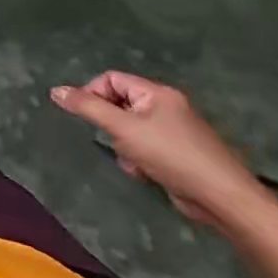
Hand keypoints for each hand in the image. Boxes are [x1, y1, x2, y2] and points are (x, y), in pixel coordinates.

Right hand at [50, 71, 269, 225]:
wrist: (221, 198)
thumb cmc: (170, 155)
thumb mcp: (122, 128)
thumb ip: (87, 107)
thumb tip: (55, 90)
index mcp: (156, 93)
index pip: (112, 79)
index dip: (93, 93)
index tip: (86, 116)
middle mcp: (166, 106)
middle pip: (119, 104)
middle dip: (111, 125)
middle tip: (114, 140)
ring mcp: (174, 131)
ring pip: (129, 129)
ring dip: (124, 146)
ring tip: (133, 161)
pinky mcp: (178, 153)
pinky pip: (144, 146)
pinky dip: (138, 158)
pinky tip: (145, 173)